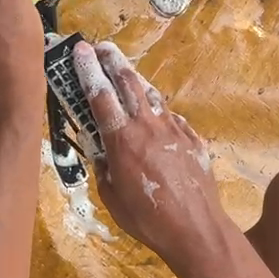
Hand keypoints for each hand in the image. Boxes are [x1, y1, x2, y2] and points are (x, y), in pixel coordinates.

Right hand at [74, 41, 227, 265]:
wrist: (197, 230)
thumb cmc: (148, 219)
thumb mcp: (112, 198)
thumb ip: (103, 169)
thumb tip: (101, 153)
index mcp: (122, 140)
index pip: (100, 95)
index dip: (88, 70)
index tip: (80, 49)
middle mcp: (147, 126)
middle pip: (128, 82)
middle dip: (113, 61)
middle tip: (102, 47)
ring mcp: (173, 129)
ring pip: (151, 95)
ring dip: (136, 80)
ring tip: (125, 71)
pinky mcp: (192, 139)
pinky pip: (172, 118)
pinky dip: (159, 111)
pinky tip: (156, 115)